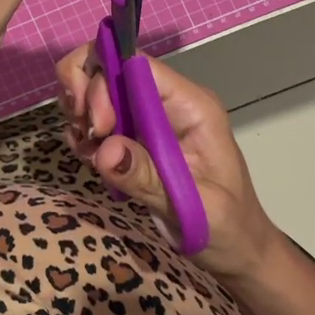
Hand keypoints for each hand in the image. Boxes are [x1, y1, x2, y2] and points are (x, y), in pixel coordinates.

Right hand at [57, 45, 281, 279]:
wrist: (236, 251)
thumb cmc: (228, 229)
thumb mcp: (195, 209)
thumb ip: (148, 178)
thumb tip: (105, 150)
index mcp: (189, 105)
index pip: (134, 63)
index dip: (103, 83)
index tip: (98, 127)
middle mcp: (164, 100)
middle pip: (105, 65)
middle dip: (83, 95)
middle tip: (86, 137)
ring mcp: (145, 114)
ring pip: (92, 86)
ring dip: (78, 115)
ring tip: (89, 152)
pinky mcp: (130, 132)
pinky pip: (91, 114)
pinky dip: (80, 132)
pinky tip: (91, 159)